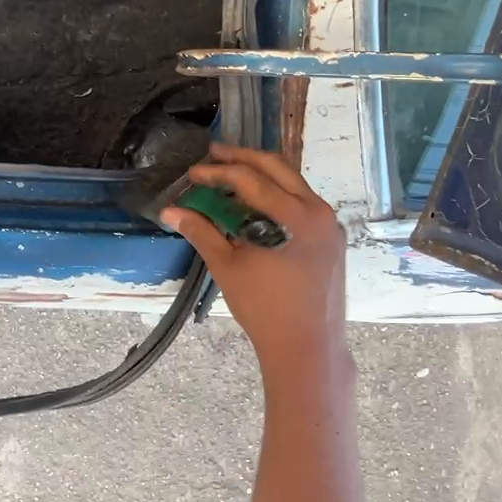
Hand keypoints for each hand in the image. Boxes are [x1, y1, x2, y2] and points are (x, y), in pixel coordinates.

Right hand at [161, 145, 347, 367]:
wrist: (308, 347)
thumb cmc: (265, 308)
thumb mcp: (226, 266)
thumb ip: (200, 231)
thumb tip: (170, 211)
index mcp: (295, 216)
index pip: (250, 179)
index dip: (216, 172)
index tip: (191, 175)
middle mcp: (318, 212)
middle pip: (277, 168)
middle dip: (242, 158)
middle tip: (213, 154)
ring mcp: (329, 225)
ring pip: (292, 182)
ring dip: (259, 175)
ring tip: (228, 177)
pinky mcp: (330, 239)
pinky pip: (301, 202)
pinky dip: (274, 195)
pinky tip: (252, 207)